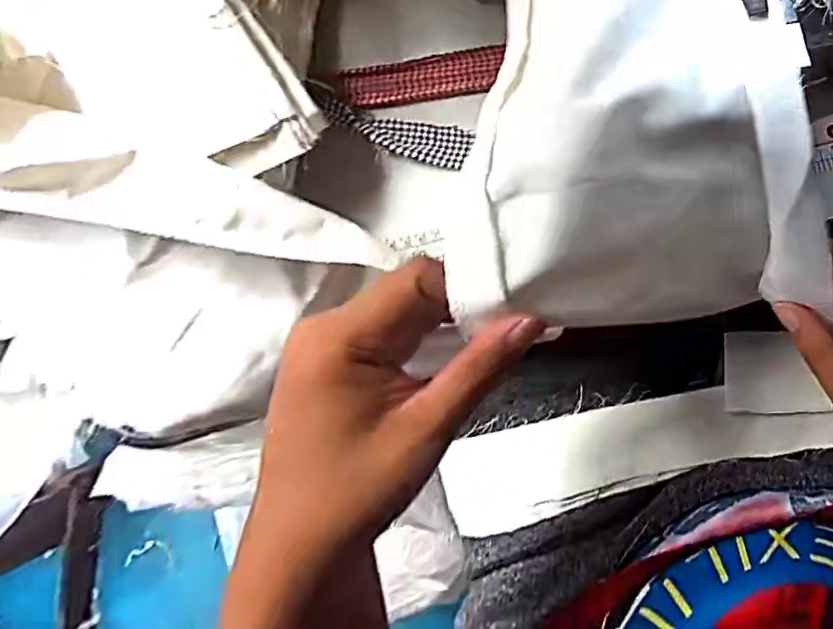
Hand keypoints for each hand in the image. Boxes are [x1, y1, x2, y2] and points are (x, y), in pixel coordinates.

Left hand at [223, 257, 543, 628]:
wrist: (300, 554)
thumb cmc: (358, 491)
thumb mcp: (428, 427)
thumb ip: (481, 366)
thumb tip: (532, 317)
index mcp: (337, 335)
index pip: (417, 279)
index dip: (467, 286)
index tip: (509, 308)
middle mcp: (327, 326)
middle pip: (411, 287)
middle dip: (463, 301)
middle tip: (508, 322)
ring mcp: (328, 342)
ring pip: (405, 304)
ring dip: (449, 317)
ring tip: (490, 336)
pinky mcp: (336, 358)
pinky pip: (393, 325)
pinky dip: (430, 332)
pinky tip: (458, 351)